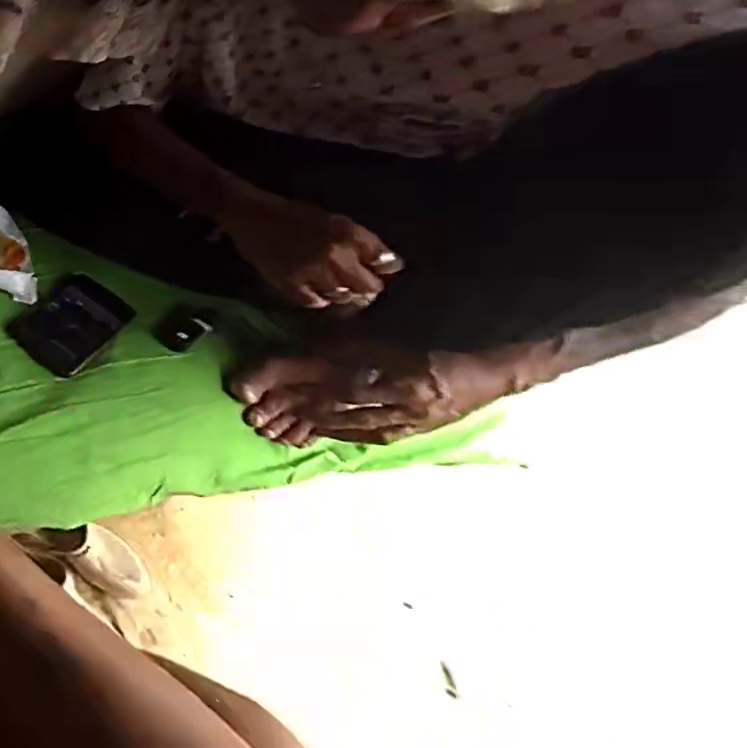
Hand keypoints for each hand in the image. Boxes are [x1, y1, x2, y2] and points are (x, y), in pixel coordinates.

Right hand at [219, 194, 401, 308]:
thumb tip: (381, 264)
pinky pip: (311, 300)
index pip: (385, 260)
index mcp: (347, 234)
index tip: (382, 269)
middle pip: (367, 285)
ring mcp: (311, 271)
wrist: (249, 215)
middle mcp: (334, 255)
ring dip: (344, 295)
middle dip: (369, 287)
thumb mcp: (331, 220)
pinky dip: (318, 300)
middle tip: (363, 288)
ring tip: (340, 292)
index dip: (386, 267)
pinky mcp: (288, 282)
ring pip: (341, 295)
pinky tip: (317, 296)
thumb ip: (357, 241)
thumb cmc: (291, 214)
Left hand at [229, 344, 546, 445]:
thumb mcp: (374, 315)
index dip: (272, 374)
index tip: (240, 385)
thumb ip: (331, 330)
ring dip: (302, 422)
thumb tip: (283, 347)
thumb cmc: (431, 320)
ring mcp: (414, 407)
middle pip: (322, 395)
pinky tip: (312, 432)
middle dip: (280, 404)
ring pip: (344, 417)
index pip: (311, 363)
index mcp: (380, 345)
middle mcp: (396, 381)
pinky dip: (337, 431)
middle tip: (248, 413)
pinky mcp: (426, 424)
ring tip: (269, 427)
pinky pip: (372, 431)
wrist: (506, 347)